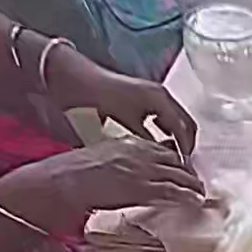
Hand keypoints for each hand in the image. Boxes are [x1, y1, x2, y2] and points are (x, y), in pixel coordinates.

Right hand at [0, 136, 203, 233]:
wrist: (64, 181)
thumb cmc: (79, 172)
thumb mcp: (105, 157)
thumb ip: (126, 160)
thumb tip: (138, 173)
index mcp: (129, 143)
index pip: (163, 149)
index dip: (178, 160)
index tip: (186, 169)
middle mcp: (139, 154)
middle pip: (175, 161)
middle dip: (189, 173)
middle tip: (200, 183)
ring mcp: (142, 172)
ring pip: (178, 176)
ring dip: (193, 186)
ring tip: (202, 194)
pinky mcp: (142, 190)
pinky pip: (172, 192)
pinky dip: (187, 197)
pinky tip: (196, 202)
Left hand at [45, 49, 197, 157]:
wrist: (65, 78)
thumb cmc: (94, 103)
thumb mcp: (123, 131)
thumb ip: (150, 148)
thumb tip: (167, 165)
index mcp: (160, 101)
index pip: (184, 133)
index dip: (185, 155)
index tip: (183, 173)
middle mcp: (160, 95)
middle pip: (185, 126)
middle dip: (185, 147)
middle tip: (180, 168)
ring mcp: (151, 93)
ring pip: (176, 121)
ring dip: (176, 139)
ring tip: (169, 158)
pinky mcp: (141, 95)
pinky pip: (164, 116)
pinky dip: (166, 131)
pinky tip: (155, 143)